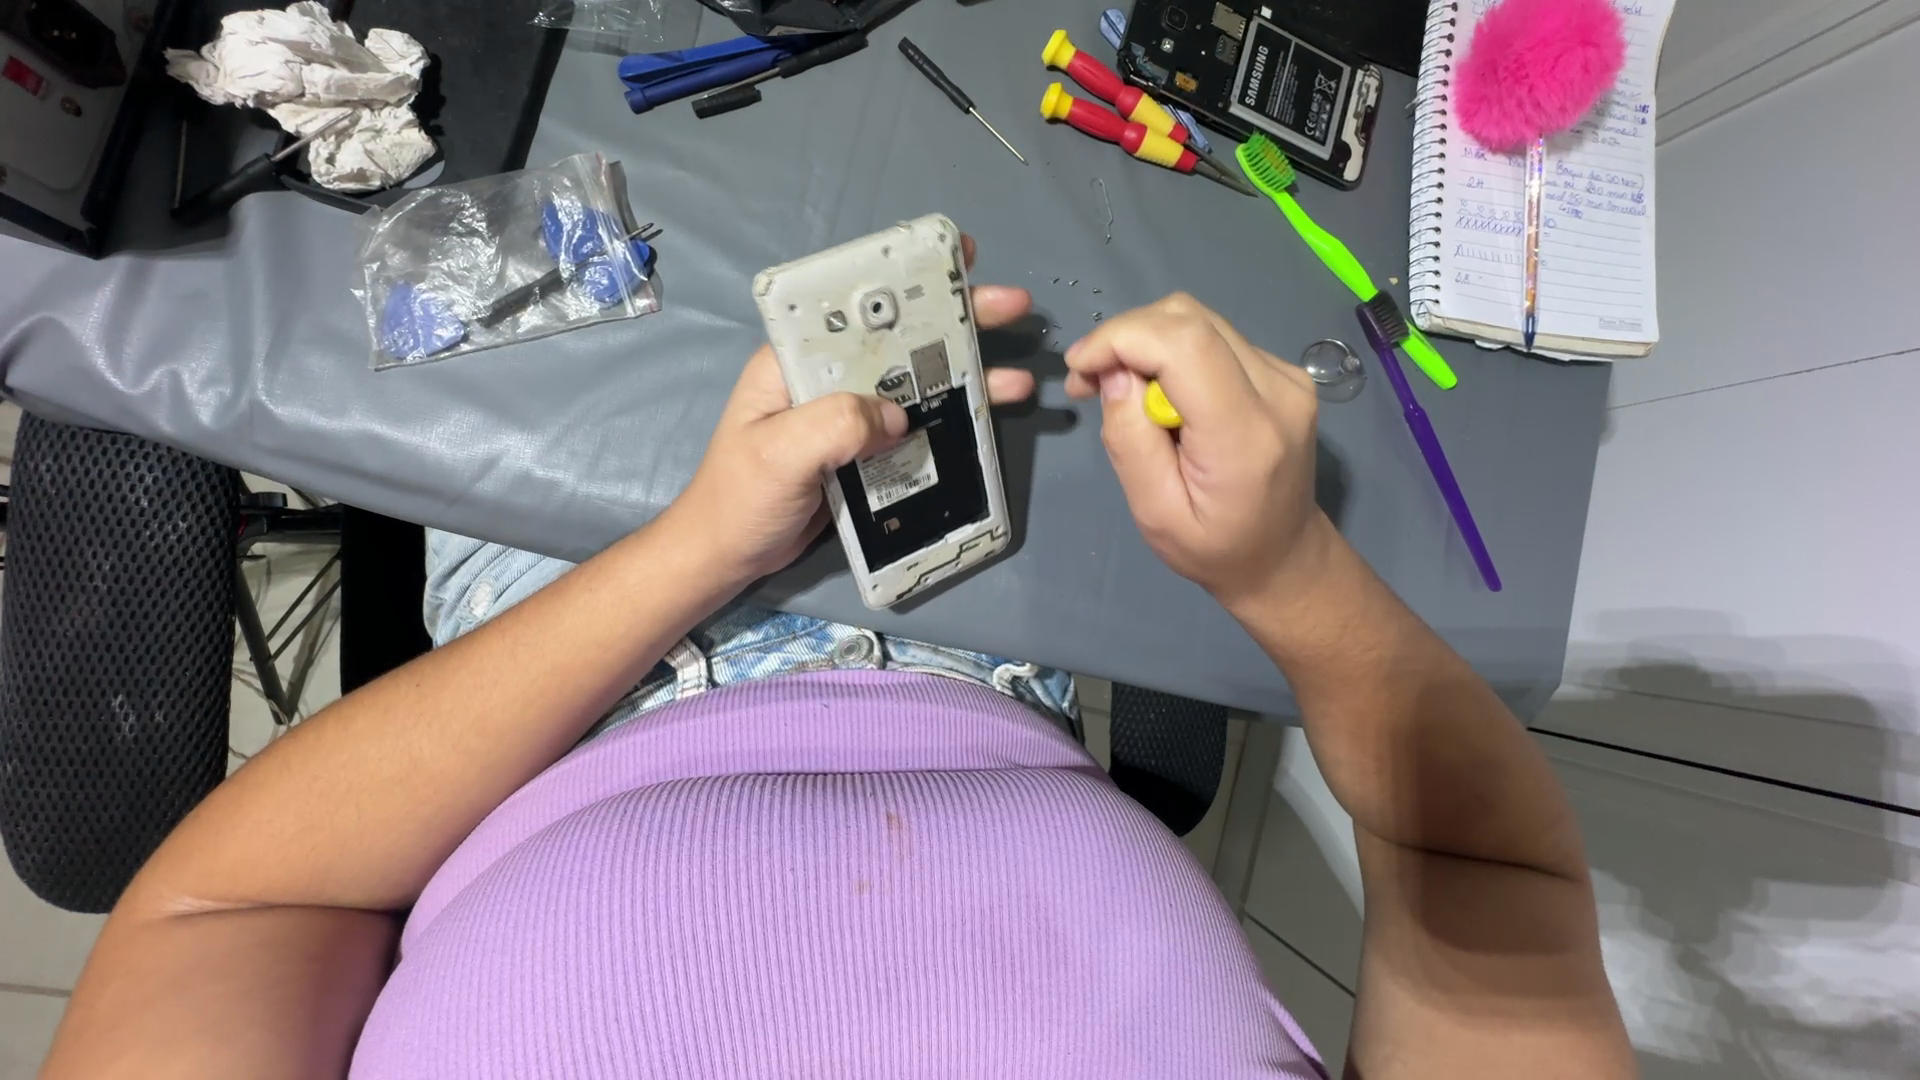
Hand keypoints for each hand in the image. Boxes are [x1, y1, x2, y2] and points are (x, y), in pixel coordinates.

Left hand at [669, 237, 1037, 584]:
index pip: (856, 310)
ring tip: (1020, 380)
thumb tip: (899, 416)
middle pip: (900, 343)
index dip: (908, 282)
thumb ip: (834, 425)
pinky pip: (916, 429)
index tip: (956, 260)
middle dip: (957, 322)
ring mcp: (851, 417)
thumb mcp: (778, 454)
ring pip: (917, 386)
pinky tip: (986, 422)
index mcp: (799, 364)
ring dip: (967, 378)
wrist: (731, 553)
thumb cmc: (740, 499)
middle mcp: (831, 381)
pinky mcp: (865, 452)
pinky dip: (952, 423)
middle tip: (1013, 306)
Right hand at [1064, 293, 1327, 606]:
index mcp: (1244, 433)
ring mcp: (1284, 375)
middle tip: (1088, 382)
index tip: (1079, 369)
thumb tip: (1114, 374)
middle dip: (1124, 337)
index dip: (1121, 338)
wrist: (1283, 555)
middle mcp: (1275, 389)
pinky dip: (1169, 351)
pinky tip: (1154, 391)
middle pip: (1187, 319)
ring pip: (1197, 320)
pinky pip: (1212, 338)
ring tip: (1115, 386)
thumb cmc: (1214, 548)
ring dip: (1143, 342)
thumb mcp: (1156, 514)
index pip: (1183, 343)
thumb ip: (1131, 442)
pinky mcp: (1280, 372)